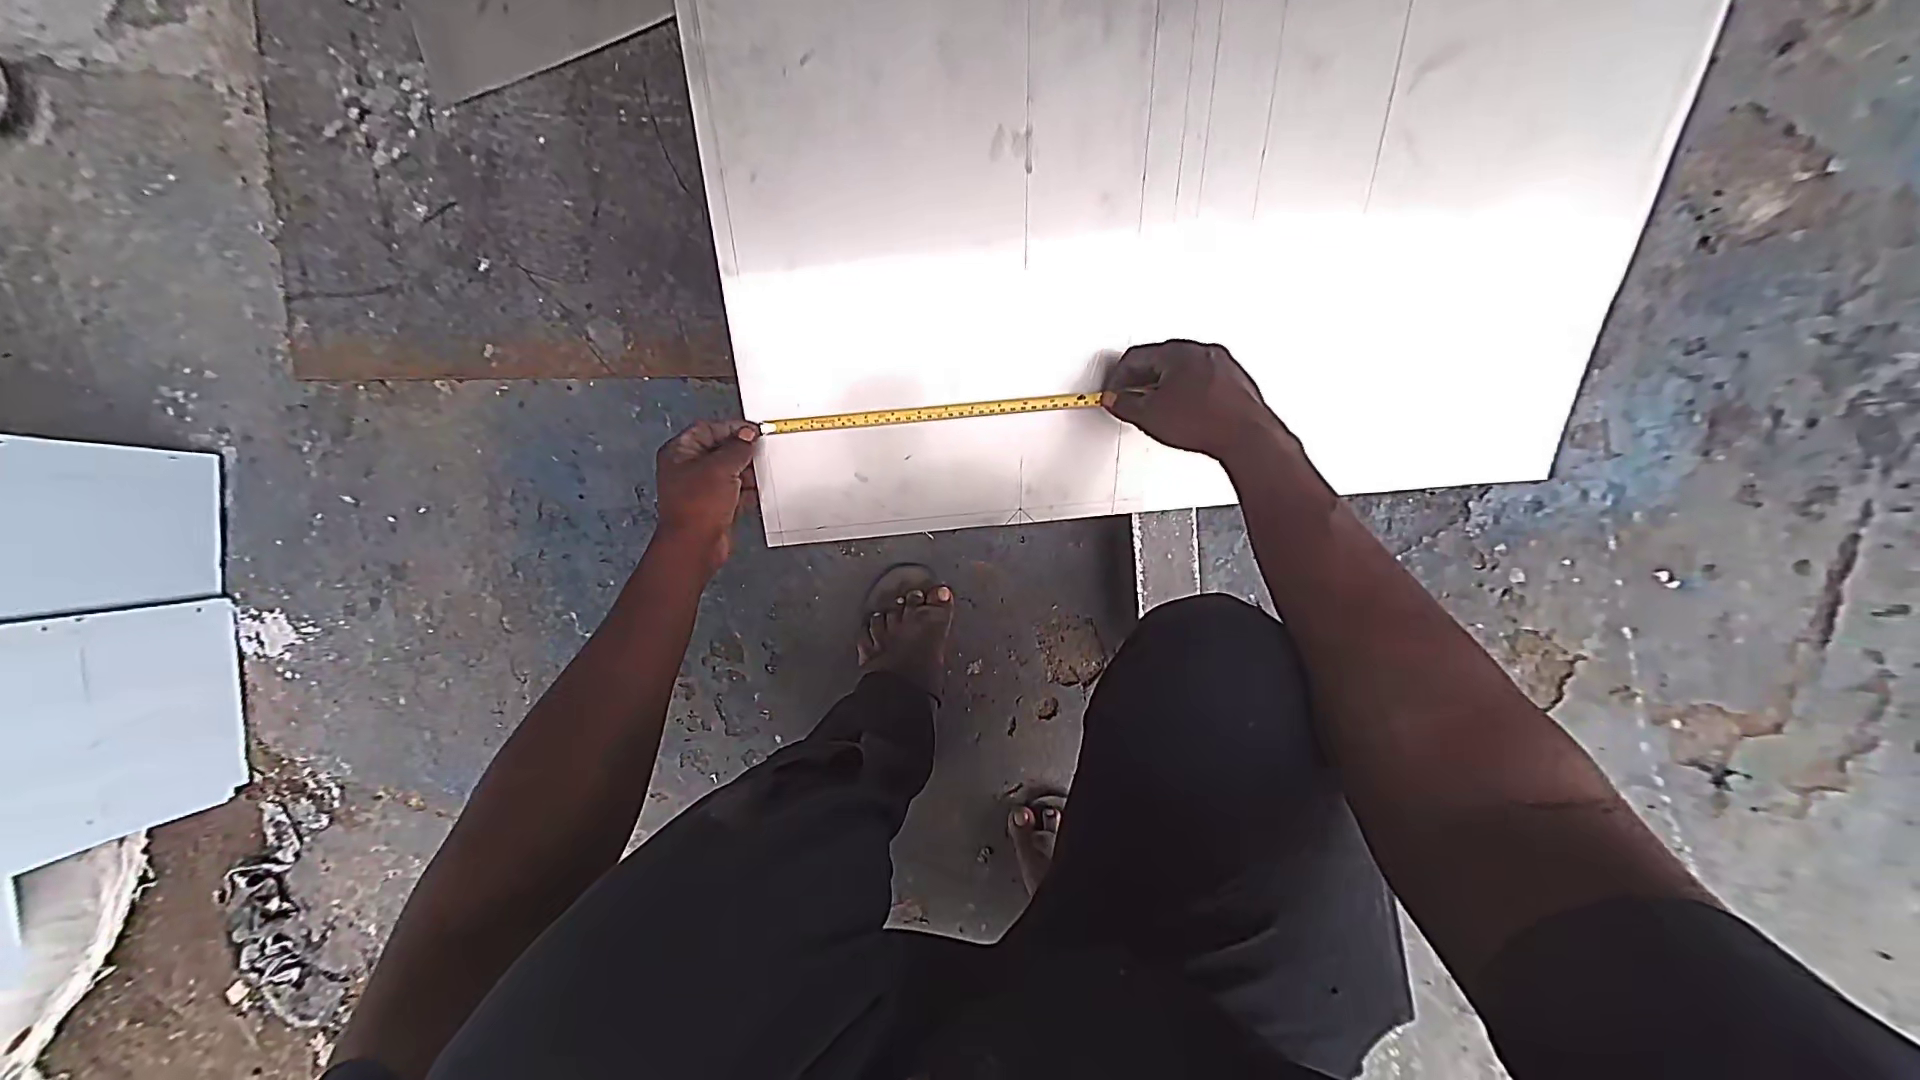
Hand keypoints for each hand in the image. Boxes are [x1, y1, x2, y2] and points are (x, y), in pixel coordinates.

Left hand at [655, 420, 758, 570]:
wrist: (696, 545)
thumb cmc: (696, 507)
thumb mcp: (721, 467)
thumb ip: (737, 447)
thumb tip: (747, 435)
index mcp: (680, 452)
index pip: (708, 429)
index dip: (732, 428)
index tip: (754, 431)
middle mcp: (688, 468)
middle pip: (721, 450)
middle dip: (742, 452)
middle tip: (760, 452)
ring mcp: (701, 488)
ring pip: (730, 472)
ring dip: (747, 473)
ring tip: (760, 474)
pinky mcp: (714, 506)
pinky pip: (735, 491)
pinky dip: (747, 491)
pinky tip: (757, 491)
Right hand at [1102, 340, 1289, 463]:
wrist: (1245, 435)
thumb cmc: (1205, 421)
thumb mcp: (1149, 416)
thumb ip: (1124, 404)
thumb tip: (1115, 400)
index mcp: (1177, 352)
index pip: (1135, 357)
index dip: (1117, 377)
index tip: (1113, 393)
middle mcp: (1201, 351)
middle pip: (1160, 360)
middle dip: (1140, 381)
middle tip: (1130, 399)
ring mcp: (1221, 364)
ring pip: (1182, 370)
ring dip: (1165, 387)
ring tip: (1158, 410)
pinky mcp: (1235, 381)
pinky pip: (1202, 381)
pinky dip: (1187, 393)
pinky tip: (1184, 414)